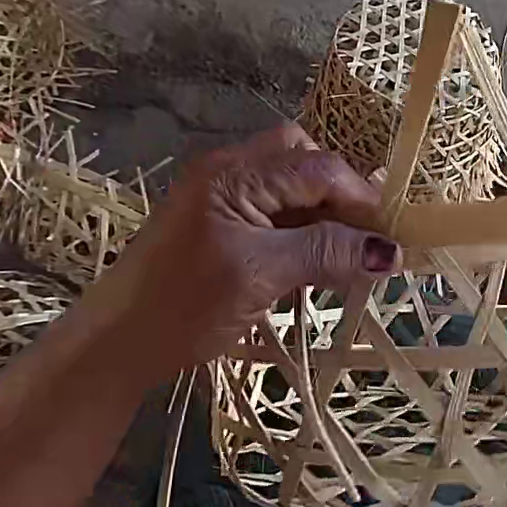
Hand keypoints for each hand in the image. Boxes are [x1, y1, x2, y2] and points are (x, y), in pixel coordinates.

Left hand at [90, 125, 398, 378]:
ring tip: (346, 257)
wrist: (115, 345)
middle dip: (342, 196)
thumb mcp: (260, 275)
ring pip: (295, 188)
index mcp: (235, 173)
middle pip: (306, 162)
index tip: (391, 241)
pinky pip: (279, 213)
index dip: (361, 200)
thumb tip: (390, 251)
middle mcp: (231, 172)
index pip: (318, 168)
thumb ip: (325, 253)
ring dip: (326, 216)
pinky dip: (305, 231)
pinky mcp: (224, 224)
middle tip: (364, 240)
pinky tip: (317, 262)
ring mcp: (225, 196)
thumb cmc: (181, 307)